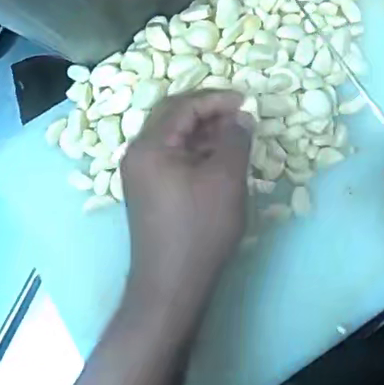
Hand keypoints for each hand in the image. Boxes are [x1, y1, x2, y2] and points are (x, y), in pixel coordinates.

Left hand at [118, 91, 254, 326]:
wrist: (171, 285)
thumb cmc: (199, 228)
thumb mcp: (225, 178)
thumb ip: (235, 139)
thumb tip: (240, 117)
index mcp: (149, 146)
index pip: (182, 106)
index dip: (216, 99)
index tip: (246, 101)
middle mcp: (137, 155)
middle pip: (172, 118)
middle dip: (208, 112)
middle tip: (240, 114)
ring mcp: (140, 176)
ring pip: (173, 139)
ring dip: (204, 132)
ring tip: (236, 136)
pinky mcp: (149, 194)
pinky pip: (172, 158)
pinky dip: (196, 152)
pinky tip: (220, 161)